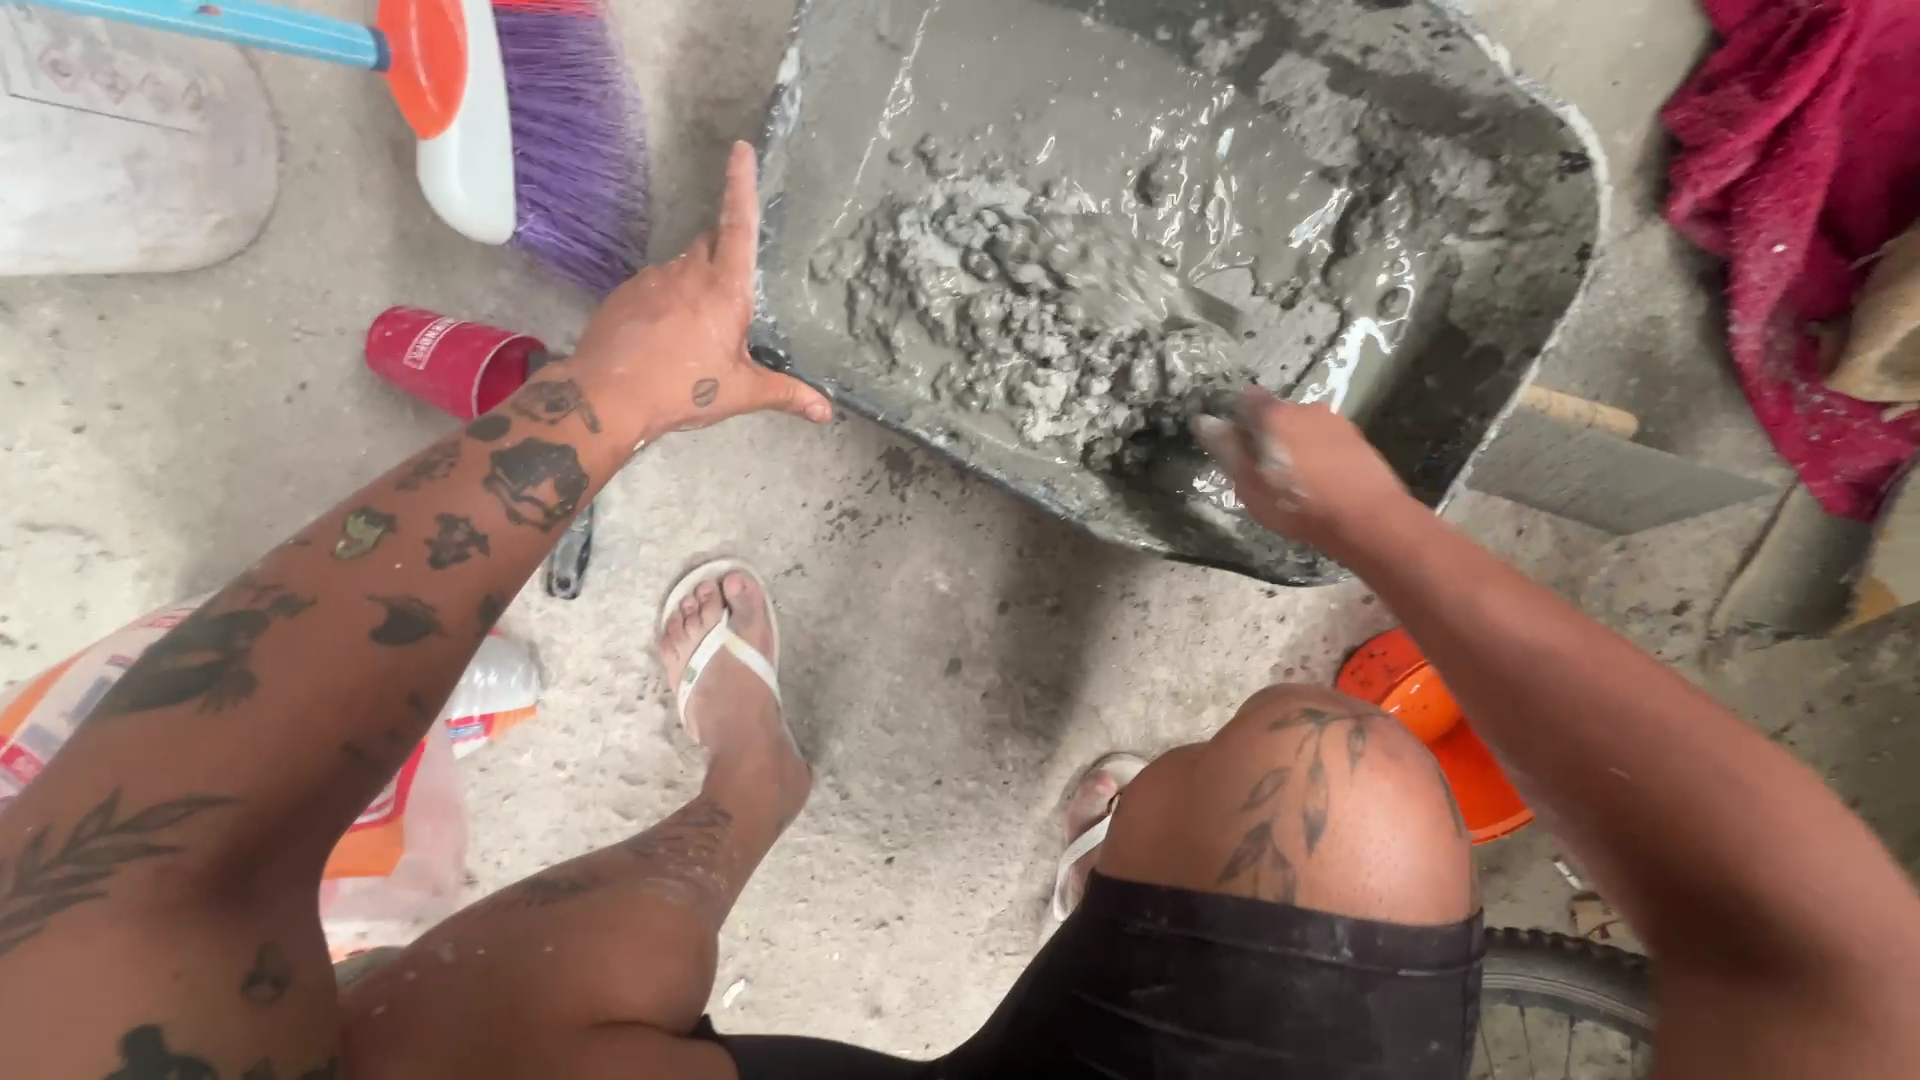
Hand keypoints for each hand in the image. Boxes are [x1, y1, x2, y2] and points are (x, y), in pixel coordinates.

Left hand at [573, 141, 832, 435]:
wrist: (608, 397)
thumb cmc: (683, 389)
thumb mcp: (742, 393)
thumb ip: (786, 394)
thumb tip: (826, 412)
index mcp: (725, 290)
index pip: (738, 225)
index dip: (742, 186)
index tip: (741, 150)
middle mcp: (688, 273)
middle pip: (711, 243)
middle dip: (725, 255)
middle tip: (735, 296)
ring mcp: (652, 279)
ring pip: (683, 266)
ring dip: (696, 285)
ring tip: (699, 331)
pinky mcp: (627, 293)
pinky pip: (657, 285)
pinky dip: (669, 301)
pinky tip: (669, 336)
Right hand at [1191, 387, 1411, 549]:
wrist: (1369, 519)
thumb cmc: (1298, 504)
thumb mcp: (1249, 483)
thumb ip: (1226, 448)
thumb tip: (1203, 420)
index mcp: (1274, 415)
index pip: (1245, 398)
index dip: (1235, 418)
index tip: (1232, 444)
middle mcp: (1305, 408)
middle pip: (1275, 413)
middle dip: (1265, 434)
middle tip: (1260, 470)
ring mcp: (1336, 421)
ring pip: (1302, 427)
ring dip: (1292, 444)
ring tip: (1292, 479)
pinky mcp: (1358, 439)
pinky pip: (1325, 440)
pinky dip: (1316, 453)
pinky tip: (1319, 481)